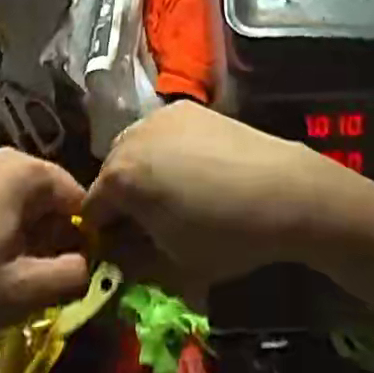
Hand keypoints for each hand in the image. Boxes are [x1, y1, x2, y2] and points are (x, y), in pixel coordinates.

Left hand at [0, 149, 90, 350]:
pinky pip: (4, 209)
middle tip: (43, 284)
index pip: (81, 200)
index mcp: (26, 171)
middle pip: (53, 201)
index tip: (75, 278)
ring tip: (14, 281)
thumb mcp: (24, 291)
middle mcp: (5, 160)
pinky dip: (9, 238)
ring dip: (32, 244)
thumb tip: (90, 265)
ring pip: (29, 208)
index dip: (86, 240)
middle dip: (56, 241)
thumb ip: (73, 276)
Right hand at [83, 102, 348, 283]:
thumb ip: (132, 260)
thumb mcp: (172, 264)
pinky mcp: (187, 107)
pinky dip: (166, 149)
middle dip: (123, 198)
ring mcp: (159, 116)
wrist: (283, 189)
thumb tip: (116, 257)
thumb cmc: (225, 234)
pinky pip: (161, 133)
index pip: (90, 210)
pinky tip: (196, 168)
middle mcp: (130, 137)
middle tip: (151, 222)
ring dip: (143, 170)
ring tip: (176, 192)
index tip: (123, 250)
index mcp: (118, 177)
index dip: (103, 235)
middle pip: (110, 173)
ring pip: (135, 148)